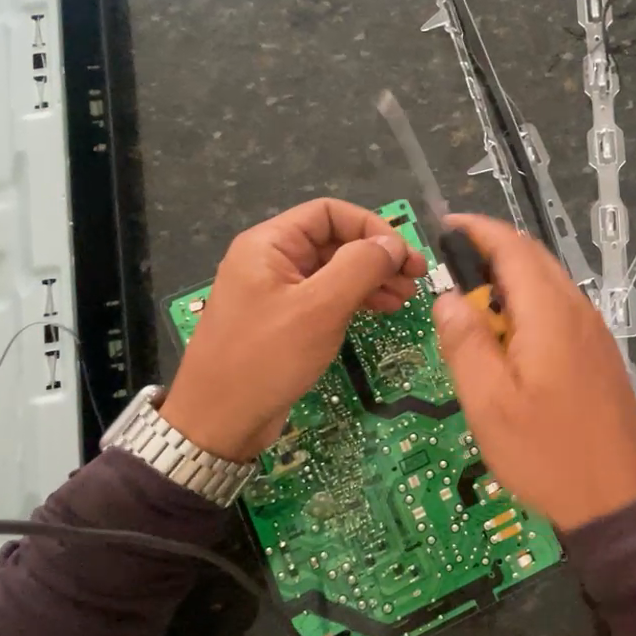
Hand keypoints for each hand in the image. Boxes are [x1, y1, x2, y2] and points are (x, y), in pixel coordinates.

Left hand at [161, 199, 427, 461]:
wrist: (219, 422)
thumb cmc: (267, 358)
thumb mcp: (320, 308)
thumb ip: (360, 267)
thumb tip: (393, 244)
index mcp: (270, 244)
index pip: (330, 213)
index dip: (372, 227)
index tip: (404, 256)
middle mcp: (272, 260)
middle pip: (335, 240)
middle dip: (377, 256)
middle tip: (415, 280)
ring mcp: (277, 291)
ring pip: (335, 270)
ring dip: (372, 279)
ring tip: (405, 299)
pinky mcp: (284, 320)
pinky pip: (326, 297)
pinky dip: (356, 299)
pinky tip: (381, 310)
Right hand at [433, 214, 635, 529]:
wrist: (616, 498)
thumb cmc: (546, 454)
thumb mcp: (489, 404)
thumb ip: (465, 343)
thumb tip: (447, 297)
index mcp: (550, 313)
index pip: (513, 247)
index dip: (477, 230)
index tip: (444, 228)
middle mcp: (578, 311)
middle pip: (533, 260)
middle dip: (490, 255)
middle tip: (449, 275)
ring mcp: (594, 332)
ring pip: (548, 285)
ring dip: (508, 285)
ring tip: (471, 312)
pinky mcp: (600, 353)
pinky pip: (560, 311)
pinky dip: (528, 308)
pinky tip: (508, 342)